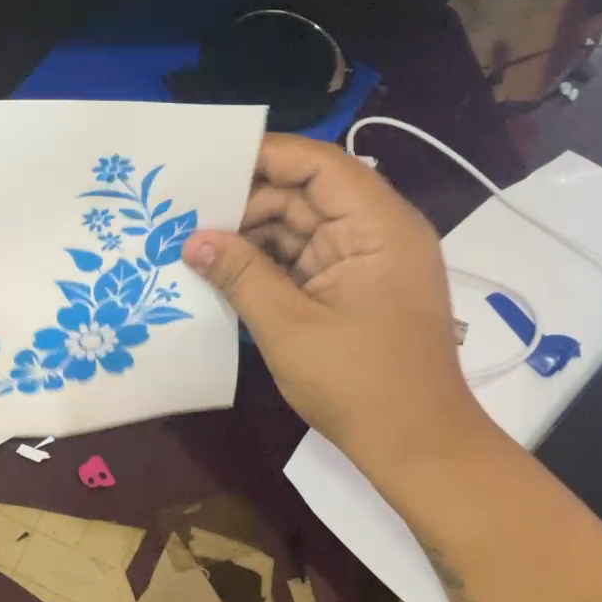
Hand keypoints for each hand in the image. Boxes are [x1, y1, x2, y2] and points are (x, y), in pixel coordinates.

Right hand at [182, 134, 491, 473]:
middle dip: (247, 203)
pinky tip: (223, 274)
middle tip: (185, 216)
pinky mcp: (353, 290)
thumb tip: (192, 240)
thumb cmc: (359, 384)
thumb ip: (240, 275)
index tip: (206, 165)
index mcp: (377, 227)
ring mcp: (365, 263)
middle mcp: (376, 233)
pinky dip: (267, 266)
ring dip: (252, 237)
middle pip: (306, 194)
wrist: (416, 445)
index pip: (320, 164)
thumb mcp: (289, 328)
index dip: (265, 156)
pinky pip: (304, 261)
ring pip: (300, 229)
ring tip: (194, 246)